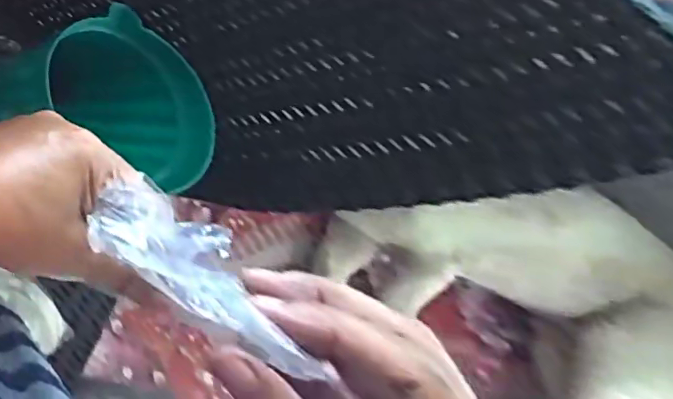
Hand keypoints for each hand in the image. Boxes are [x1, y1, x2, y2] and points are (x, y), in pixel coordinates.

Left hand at [0, 111, 156, 302]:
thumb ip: (124, 272)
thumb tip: (162, 295)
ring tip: (67, 247)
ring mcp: (29, 128)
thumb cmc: (9, 220)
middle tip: (103, 263)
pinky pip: (44, 169)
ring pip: (73, 178)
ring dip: (77, 213)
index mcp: (87, 145)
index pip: (139, 193)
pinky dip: (49, 197)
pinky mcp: (5, 138)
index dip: (146, 238)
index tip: (141, 272)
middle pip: (105, 183)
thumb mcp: (73, 254)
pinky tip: (35, 223)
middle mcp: (62, 126)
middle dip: (108, 224)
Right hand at [207, 270, 475, 398]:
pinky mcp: (407, 393)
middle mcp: (453, 396)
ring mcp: (439, 394)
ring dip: (319, 306)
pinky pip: (379, 354)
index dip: (325, 325)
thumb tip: (219, 352)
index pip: (403, 357)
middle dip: (319, 300)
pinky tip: (283, 322)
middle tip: (247, 284)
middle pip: (400, 332)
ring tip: (258, 293)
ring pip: (392, 335)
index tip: (253, 305)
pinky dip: (327, 329)